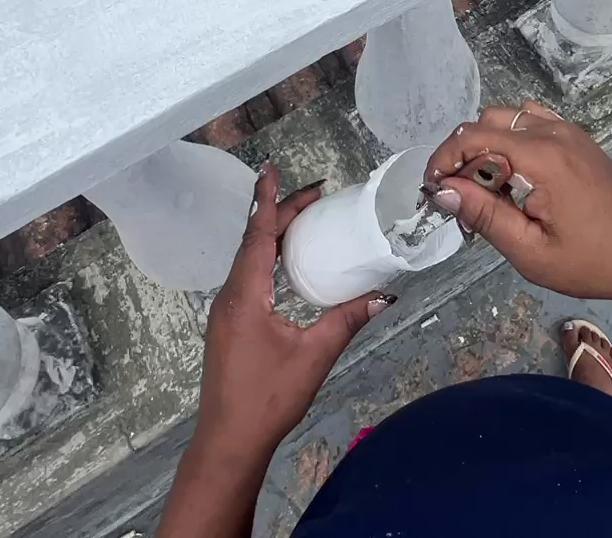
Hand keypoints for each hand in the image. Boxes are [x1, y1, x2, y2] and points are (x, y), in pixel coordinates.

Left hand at [194, 162, 394, 455]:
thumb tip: (384, 295)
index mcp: (245, 295)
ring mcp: (227, 309)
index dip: (266, 199)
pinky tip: (285, 259)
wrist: (228, 443)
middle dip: (281, 211)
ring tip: (303, 215)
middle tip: (315, 191)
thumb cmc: (267, 398)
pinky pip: (248, 274)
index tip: (271, 168)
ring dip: (274, 231)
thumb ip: (346, 320)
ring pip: (250, 257)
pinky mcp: (229, 323)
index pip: (257, 234)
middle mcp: (231, 295)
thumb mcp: (314, 356)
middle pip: (255, 240)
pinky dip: (267, 254)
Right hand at [424, 104, 611, 307]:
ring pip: (508, 117)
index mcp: (540, 156)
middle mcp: (552, 132)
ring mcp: (568, 131)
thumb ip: (484, 215)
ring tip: (487, 188)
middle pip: (487, 120)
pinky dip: (511, 138)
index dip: (444, 159)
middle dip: (462, 153)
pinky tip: (516, 174)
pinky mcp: (578, 139)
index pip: (473, 137)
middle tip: (461, 196)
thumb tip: (443, 189)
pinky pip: (531, 121)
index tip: (433, 190)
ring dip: (487, 144)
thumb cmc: (594, 262)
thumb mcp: (531, 252)